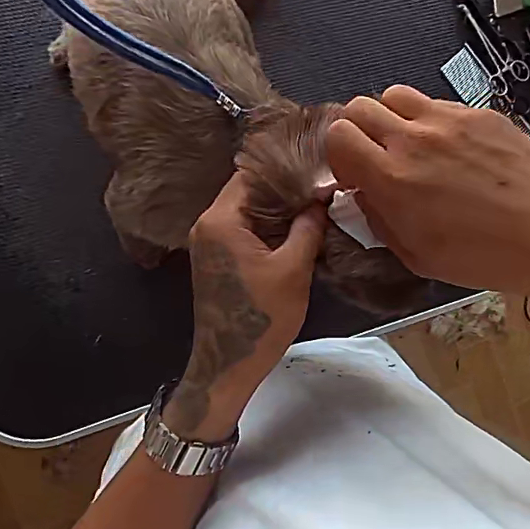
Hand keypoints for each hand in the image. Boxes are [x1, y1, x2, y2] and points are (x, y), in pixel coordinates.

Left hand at [166, 170, 324, 439]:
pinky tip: (296, 227)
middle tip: (320, 182)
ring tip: (314, 201)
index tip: (316, 165)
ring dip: (277, 207)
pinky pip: (243, 229)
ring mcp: (209, 243)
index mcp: (220, 220)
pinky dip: (267, 225)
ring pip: (246, 211)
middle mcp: (207, 225)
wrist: (230, 364)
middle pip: (247, 190)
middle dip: (283, 186)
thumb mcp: (293, 269)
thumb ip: (307, 226)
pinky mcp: (217, 260)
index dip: (284, 167)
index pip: (250, 174)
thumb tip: (321, 197)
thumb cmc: (261, 316)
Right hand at [325, 85, 529, 304]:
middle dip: (357, 130)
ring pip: (395, 94)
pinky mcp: (478, 112)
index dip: (337, 153)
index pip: (337, 135)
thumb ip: (379, 219)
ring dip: (390, 117)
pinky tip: (451, 148)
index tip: (352, 172)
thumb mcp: (416, 255)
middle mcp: (414, 139)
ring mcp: (449, 120)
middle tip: (374, 156)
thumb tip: (362, 194)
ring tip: (409, 145)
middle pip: (359, 106)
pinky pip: (436, 103)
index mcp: (392, 178)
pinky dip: (429, 120)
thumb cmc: (484, 255)